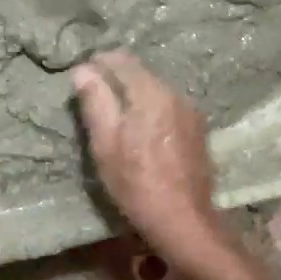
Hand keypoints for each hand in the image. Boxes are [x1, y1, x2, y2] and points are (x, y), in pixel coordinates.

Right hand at [72, 50, 221, 257]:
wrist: (183, 219)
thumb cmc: (135, 183)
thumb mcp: (105, 144)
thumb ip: (95, 102)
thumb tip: (83, 70)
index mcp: (151, 94)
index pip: (123, 60)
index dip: (99, 62)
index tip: (82, 74)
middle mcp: (176, 94)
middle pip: (141, 73)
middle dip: (116, 78)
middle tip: (94, 95)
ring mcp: (191, 112)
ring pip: (156, 90)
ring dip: (134, 94)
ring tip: (115, 113)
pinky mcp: (198, 129)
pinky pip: (168, 107)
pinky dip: (151, 109)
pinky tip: (141, 129)